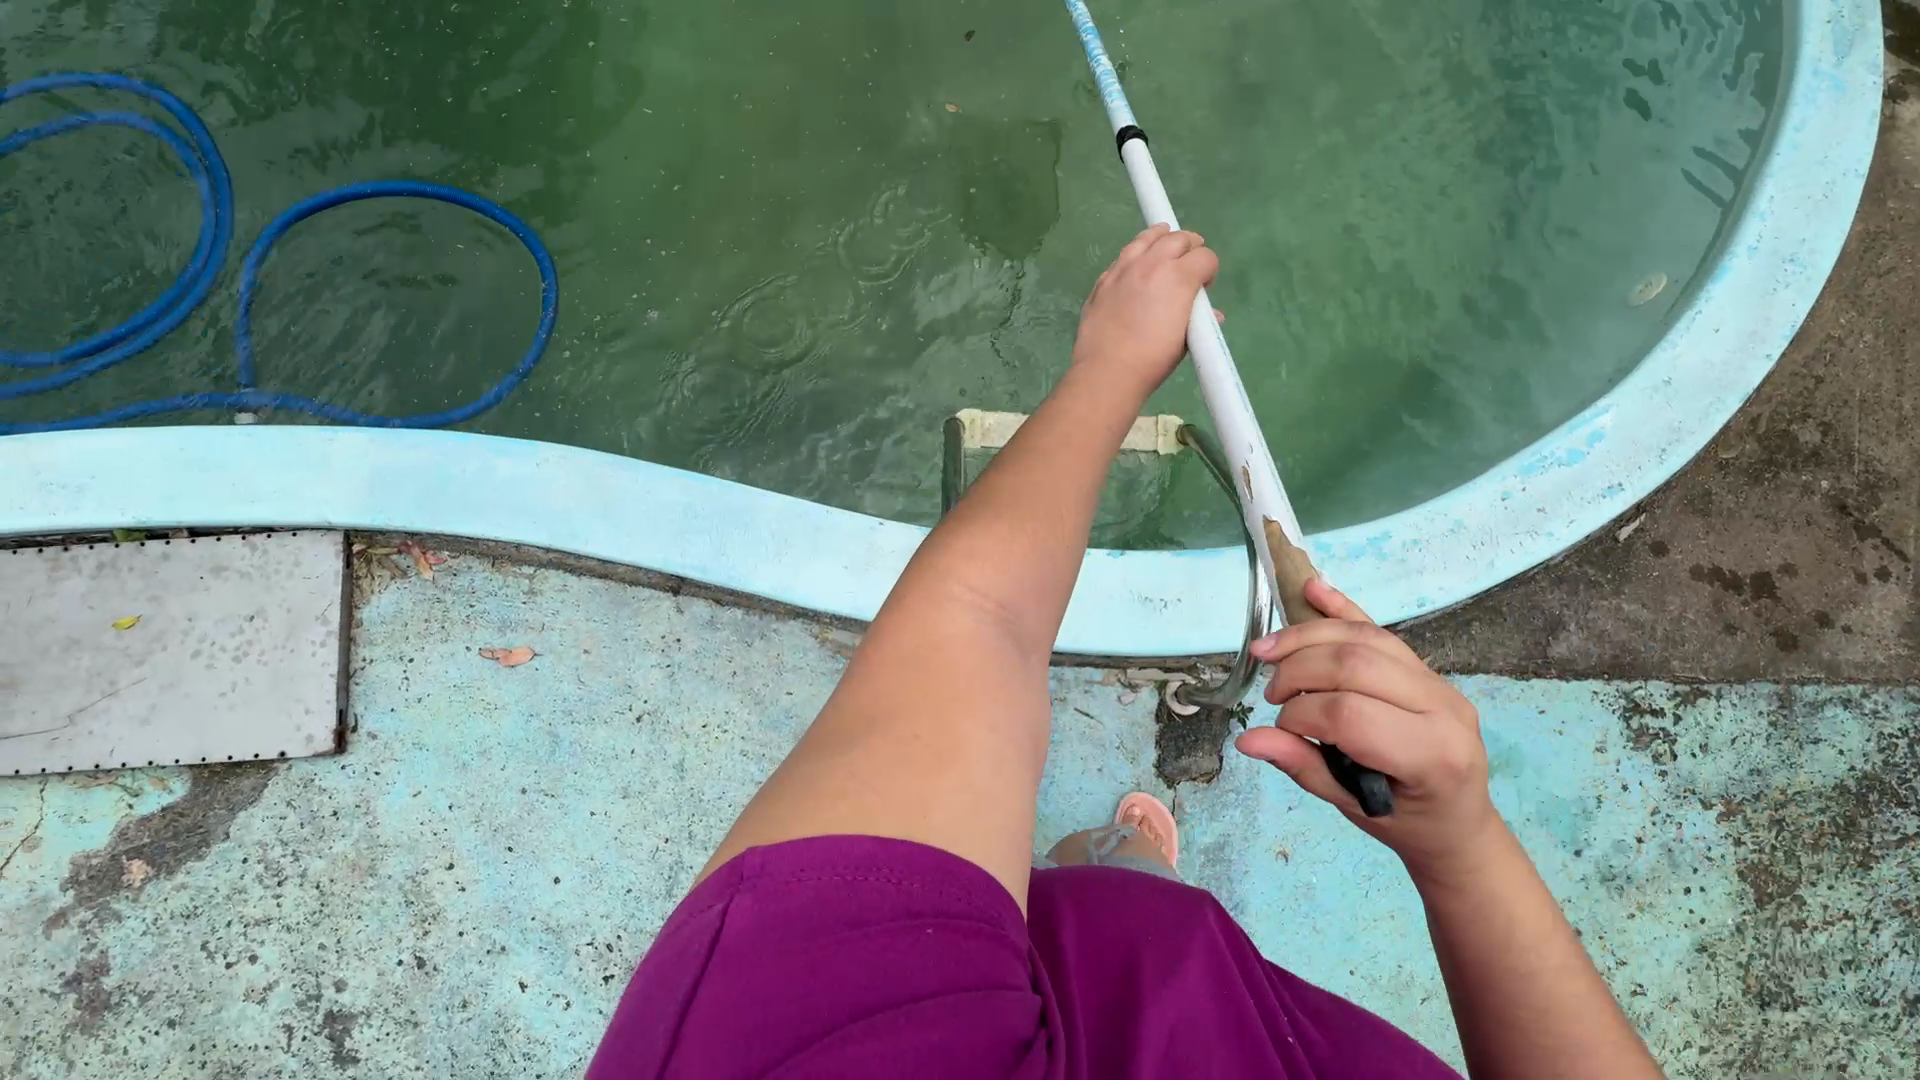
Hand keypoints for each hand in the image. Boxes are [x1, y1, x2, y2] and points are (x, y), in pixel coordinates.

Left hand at [1072, 224, 1218, 400]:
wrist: (1108, 371)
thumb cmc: (1153, 360)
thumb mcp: (1186, 340)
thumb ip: (1197, 318)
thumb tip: (1210, 315)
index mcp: (1178, 277)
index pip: (1204, 256)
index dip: (1209, 269)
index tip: (1205, 285)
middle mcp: (1151, 264)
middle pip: (1177, 238)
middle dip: (1189, 246)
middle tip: (1190, 260)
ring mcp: (1123, 270)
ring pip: (1145, 239)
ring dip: (1159, 237)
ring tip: (1164, 238)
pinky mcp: (1103, 281)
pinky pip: (1122, 258)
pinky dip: (1134, 256)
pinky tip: (1135, 265)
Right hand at [1234, 579, 1504, 885]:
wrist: (1460, 822)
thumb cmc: (1407, 823)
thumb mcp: (1353, 806)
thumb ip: (1303, 766)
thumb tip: (1247, 740)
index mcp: (1432, 754)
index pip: (1350, 713)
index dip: (1301, 715)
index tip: (1282, 732)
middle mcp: (1443, 708)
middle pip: (1356, 662)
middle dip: (1298, 670)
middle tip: (1273, 695)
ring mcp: (1439, 682)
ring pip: (1364, 637)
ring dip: (1307, 637)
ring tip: (1267, 652)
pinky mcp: (1427, 668)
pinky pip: (1381, 629)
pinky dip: (1341, 607)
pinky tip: (1311, 589)